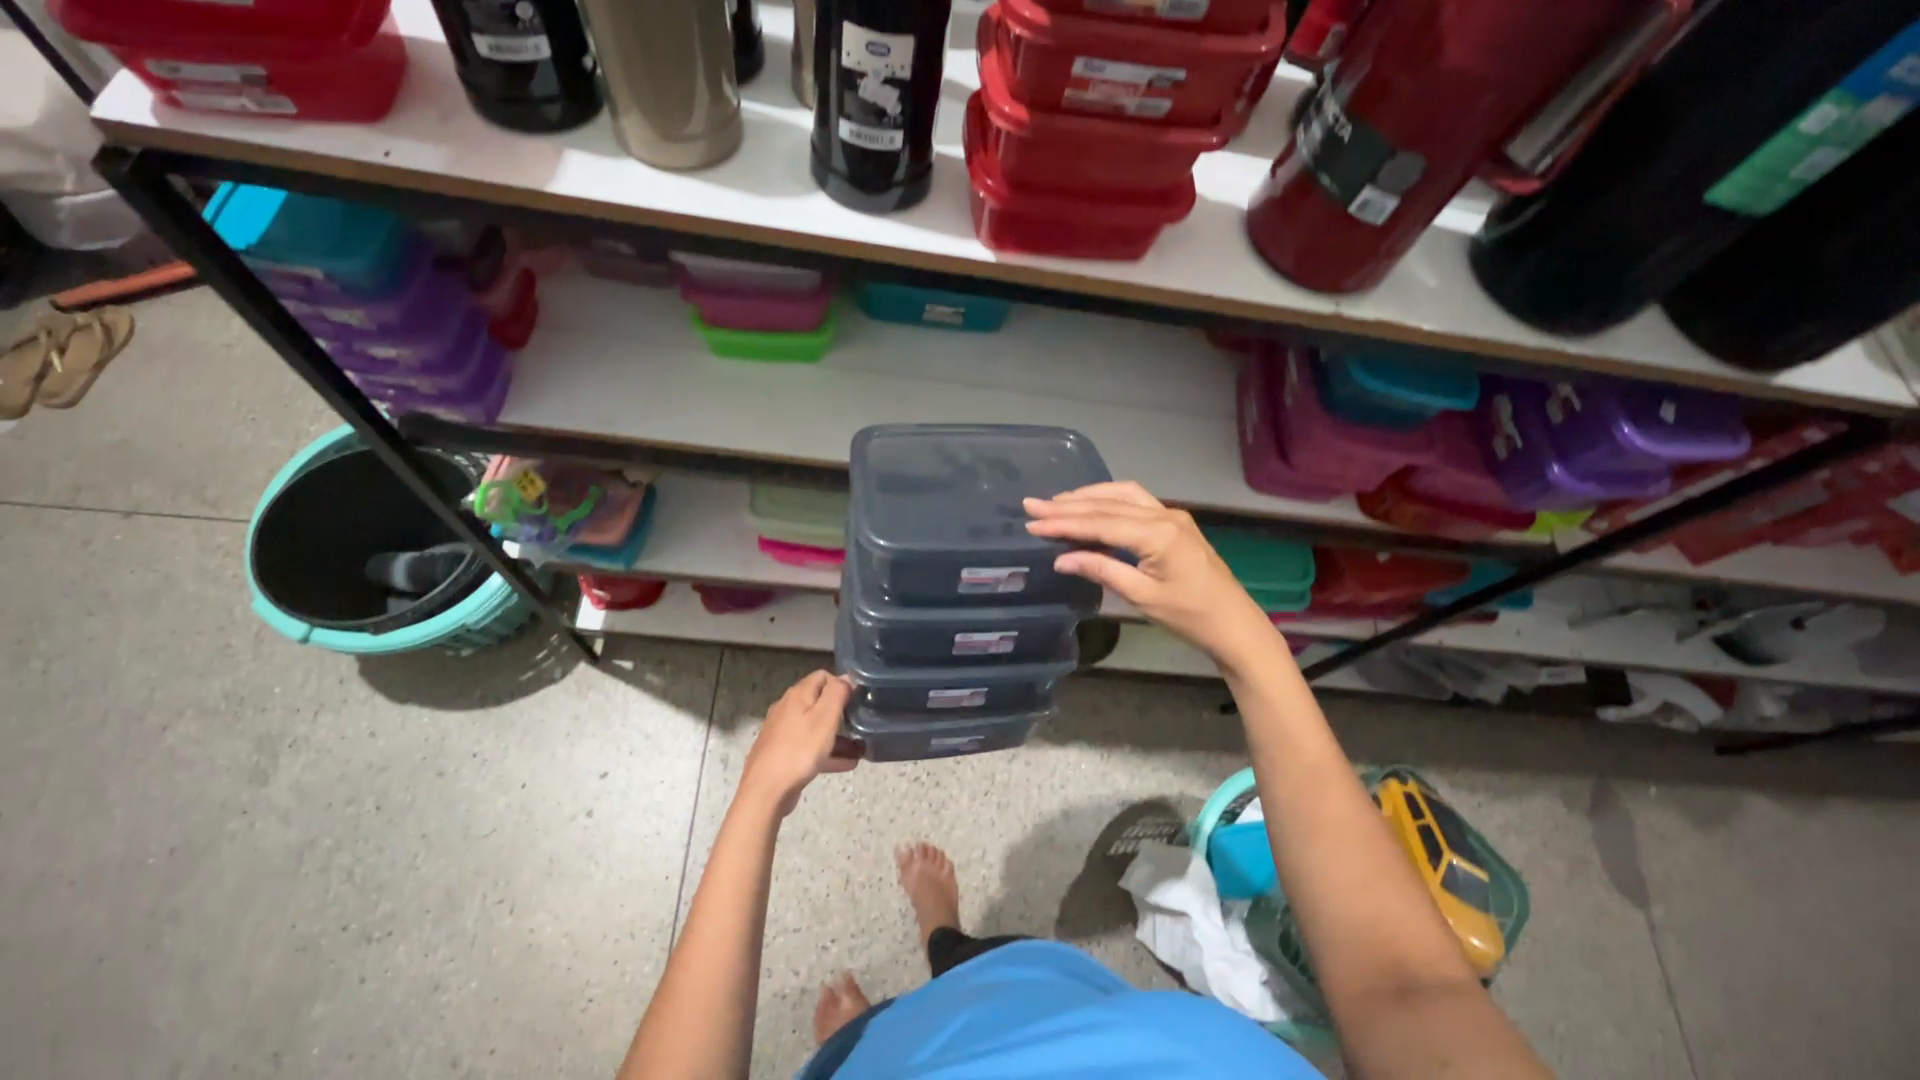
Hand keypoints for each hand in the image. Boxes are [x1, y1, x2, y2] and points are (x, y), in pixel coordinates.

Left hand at [740, 670, 856, 816]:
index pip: (823, 676)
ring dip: (837, 736)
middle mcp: (787, 708)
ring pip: (815, 727)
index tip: (857, 701)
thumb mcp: (825, 717)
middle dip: (840, 712)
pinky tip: (846, 764)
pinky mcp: (782, 753)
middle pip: (818, 702)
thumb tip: (846, 677)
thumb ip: (837, 693)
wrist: (766, 790)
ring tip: (858, 748)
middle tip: (860, 725)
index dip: (842, 684)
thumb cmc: (800, 750)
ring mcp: (782, 732)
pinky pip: (809, 747)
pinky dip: (827, 752)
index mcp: (797, 695)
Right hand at [1025, 482, 1281, 675]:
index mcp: (1157, 535)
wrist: (1234, 624)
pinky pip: (1137, 502)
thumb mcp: (1141, 597)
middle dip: (1068, 506)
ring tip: (1057, 503)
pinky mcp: (1176, 523)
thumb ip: (1101, 570)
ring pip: (1123, 496)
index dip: (1063, 523)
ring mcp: (1173, 516)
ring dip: (1088, 497)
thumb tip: (1061, 559)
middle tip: (1033, 505)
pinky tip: (1092, 507)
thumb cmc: (1189, 617)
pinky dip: (1109, 501)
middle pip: (1108, 505)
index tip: (1032, 522)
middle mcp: (1165, 516)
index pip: (1100, 523)